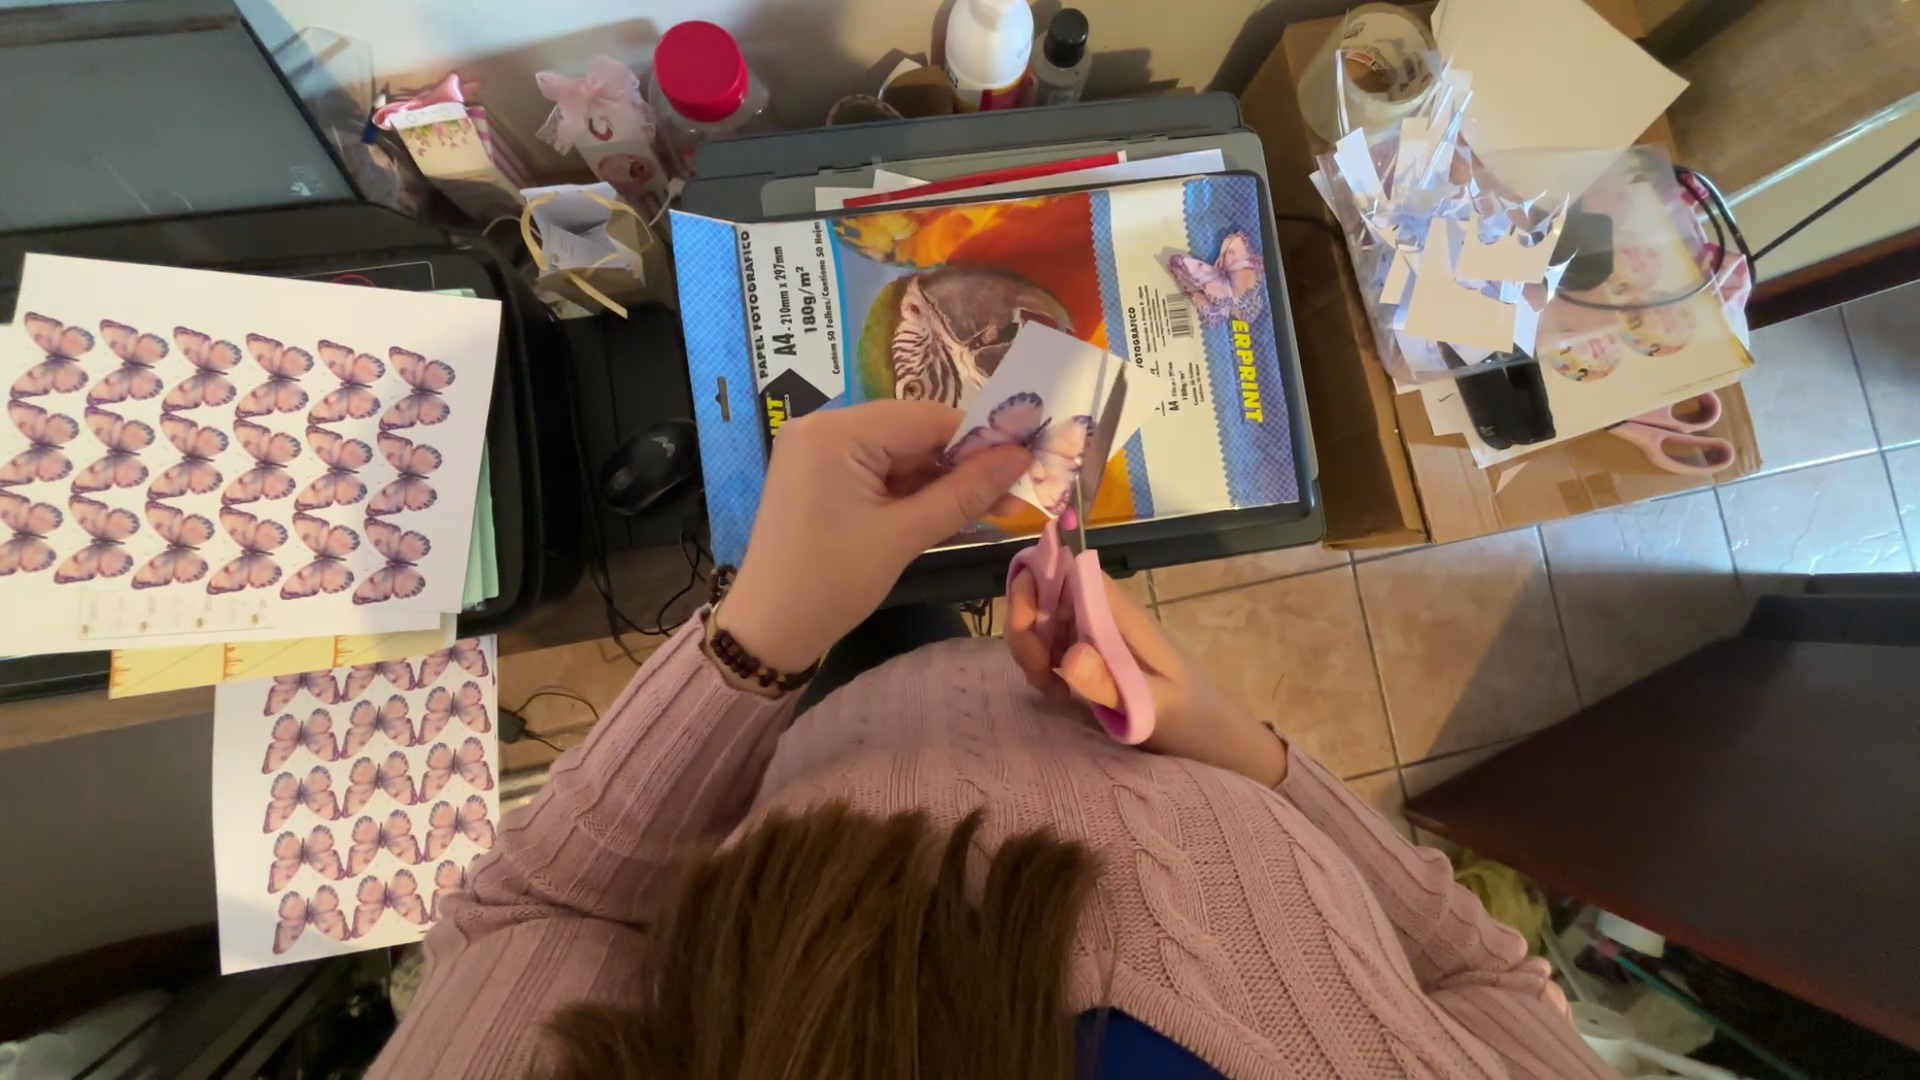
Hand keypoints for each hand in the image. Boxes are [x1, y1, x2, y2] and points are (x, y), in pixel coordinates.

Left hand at [715, 401, 1030, 671]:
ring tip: (988, 507)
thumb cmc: (832, 583)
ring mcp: (817, 449)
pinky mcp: (818, 473)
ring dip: (939, 479)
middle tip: (1011, 492)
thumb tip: (1021, 458)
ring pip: (897, 452)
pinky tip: (945, 508)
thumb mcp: (904, 536)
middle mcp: (822, 426)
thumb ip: (964, 493)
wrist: (767, 630)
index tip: (1025, 460)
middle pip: (912, 431)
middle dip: (962, 462)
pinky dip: (910, 489)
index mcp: (836, 432)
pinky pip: (876, 469)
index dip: (980, 437)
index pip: (926, 417)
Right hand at [1006, 570, 1288, 786]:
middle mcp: (1102, 611)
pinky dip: (1041, 665)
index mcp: (1119, 611)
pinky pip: (1049, 643)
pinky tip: (1058, 692)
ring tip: (1052, 690)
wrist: (1214, 738)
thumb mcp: (1153, 705)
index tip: (1029, 636)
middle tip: (1040, 674)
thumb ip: (1108, 683)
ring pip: (1039, 619)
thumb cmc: (1191, 717)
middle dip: (1024, 629)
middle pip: (1043, 592)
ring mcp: (1094, 630)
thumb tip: (1068, 655)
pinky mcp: (1090, 651)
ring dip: (1030, 650)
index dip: (1033, 587)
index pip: (1064, 569)